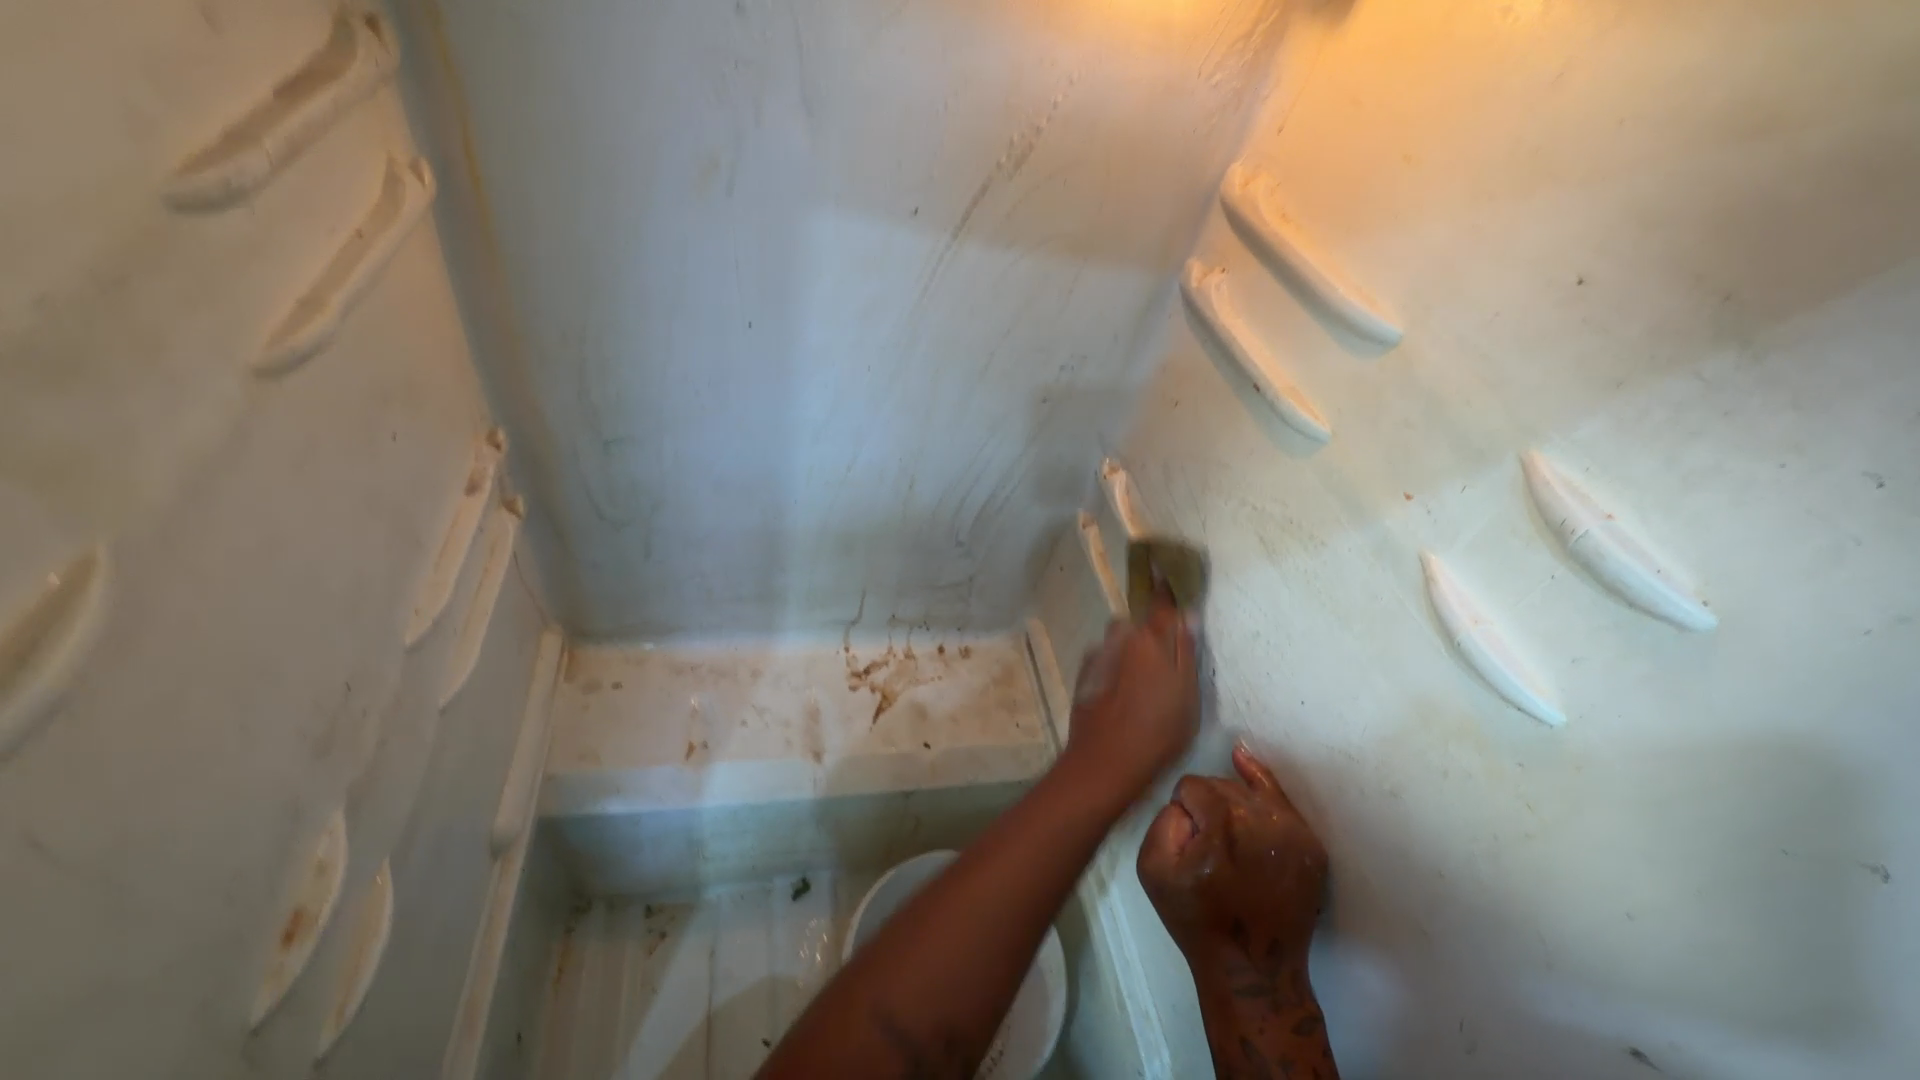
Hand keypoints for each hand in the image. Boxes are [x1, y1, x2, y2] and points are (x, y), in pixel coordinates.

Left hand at [1060, 594, 1198, 803]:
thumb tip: (1188, 614)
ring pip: (1119, 641)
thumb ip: (1186, 650)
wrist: (1105, 760)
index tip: (1166, 569)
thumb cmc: (1158, 730)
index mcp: (1150, 637)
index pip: (1161, 601)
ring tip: (1141, 685)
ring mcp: (1098, 654)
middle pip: (1137, 622)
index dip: (1166, 586)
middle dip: (1148, 631)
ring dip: (1129, 651)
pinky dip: (1115, 667)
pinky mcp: (1084, 673)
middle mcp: (1120, 637)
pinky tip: (1122, 695)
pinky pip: (1106, 659)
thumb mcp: (1187, 694)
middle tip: (1163, 662)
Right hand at [1136, 744, 1328, 973]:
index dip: (1182, 809)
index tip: (1186, 842)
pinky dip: (1262, 786)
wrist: (1253, 967)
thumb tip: (1185, 803)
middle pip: (1222, 783)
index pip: (1192, 786)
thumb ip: (1164, 819)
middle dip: (1208, 804)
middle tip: (1204, 845)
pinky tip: (1243, 764)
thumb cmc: (1197, 918)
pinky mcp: (1311, 846)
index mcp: (1222, 823)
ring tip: (1226, 838)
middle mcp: (1262, 818)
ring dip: (1233, 803)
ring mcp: (1293, 832)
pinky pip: (1280, 801)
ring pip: (1251, 789)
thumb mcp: (1152, 869)